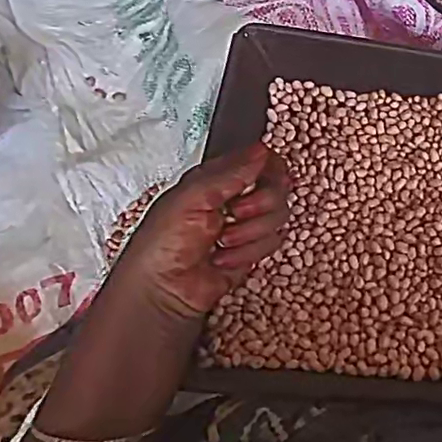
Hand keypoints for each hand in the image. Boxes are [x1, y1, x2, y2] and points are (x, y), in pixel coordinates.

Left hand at [109, 144, 292, 321]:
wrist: (164, 290)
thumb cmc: (162, 244)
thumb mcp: (191, 198)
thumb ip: (230, 174)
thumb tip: (261, 151)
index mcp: (216, 178)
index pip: (259, 160)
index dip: (268, 167)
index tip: (263, 178)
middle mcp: (234, 198)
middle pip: (277, 188)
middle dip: (260, 203)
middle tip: (236, 213)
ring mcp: (246, 225)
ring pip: (278, 217)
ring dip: (250, 233)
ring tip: (222, 241)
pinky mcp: (253, 249)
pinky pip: (272, 243)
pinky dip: (248, 253)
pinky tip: (224, 258)